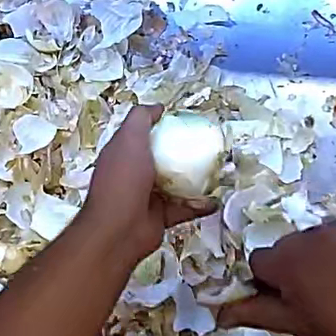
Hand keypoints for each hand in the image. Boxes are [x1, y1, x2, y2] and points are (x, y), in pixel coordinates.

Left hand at [77, 105, 211, 266]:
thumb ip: (141, 119)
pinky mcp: (159, 216)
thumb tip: (158, 107)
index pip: (142, 134)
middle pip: (161, 158)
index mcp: (123, 152)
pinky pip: (183, 208)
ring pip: (175, 184)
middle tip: (207, 146)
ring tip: (216, 172)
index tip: (184, 122)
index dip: (161, 126)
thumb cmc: (123, 179)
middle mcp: (133, 172)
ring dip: (195, 180)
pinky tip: (215, 200)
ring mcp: (146, 196)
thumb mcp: (129, 138)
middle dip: (183, 153)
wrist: (119, 229)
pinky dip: (199, 205)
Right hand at [218, 216, 335, 335]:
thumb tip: (220, 314)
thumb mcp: (299, 326)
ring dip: (322, 256)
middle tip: (319, 299)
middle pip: (288, 247)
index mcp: (287, 260)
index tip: (289, 302)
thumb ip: (258, 313)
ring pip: (316, 239)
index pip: (259, 261)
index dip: (269, 282)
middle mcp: (309, 235)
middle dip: (296, 268)